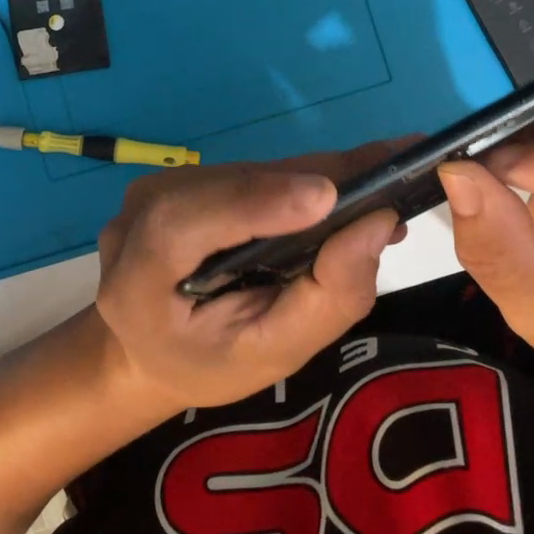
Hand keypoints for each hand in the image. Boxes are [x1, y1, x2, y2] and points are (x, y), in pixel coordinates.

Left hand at [95, 143, 403, 409]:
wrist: (146, 344)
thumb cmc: (206, 362)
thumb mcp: (270, 353)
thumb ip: (324, 299)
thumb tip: (378, 226)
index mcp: (137, 277)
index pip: (185, 224)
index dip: (254, 202)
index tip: (329, 195)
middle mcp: (137, 218)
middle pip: (227, 188)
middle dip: (312, 182)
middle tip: (396, 171)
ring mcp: (153, 190)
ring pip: (243, 174)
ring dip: (311, 179)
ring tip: (382, 185)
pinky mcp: (177, 178)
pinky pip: (243, 174)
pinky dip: (293, 183)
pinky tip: (339, 195)